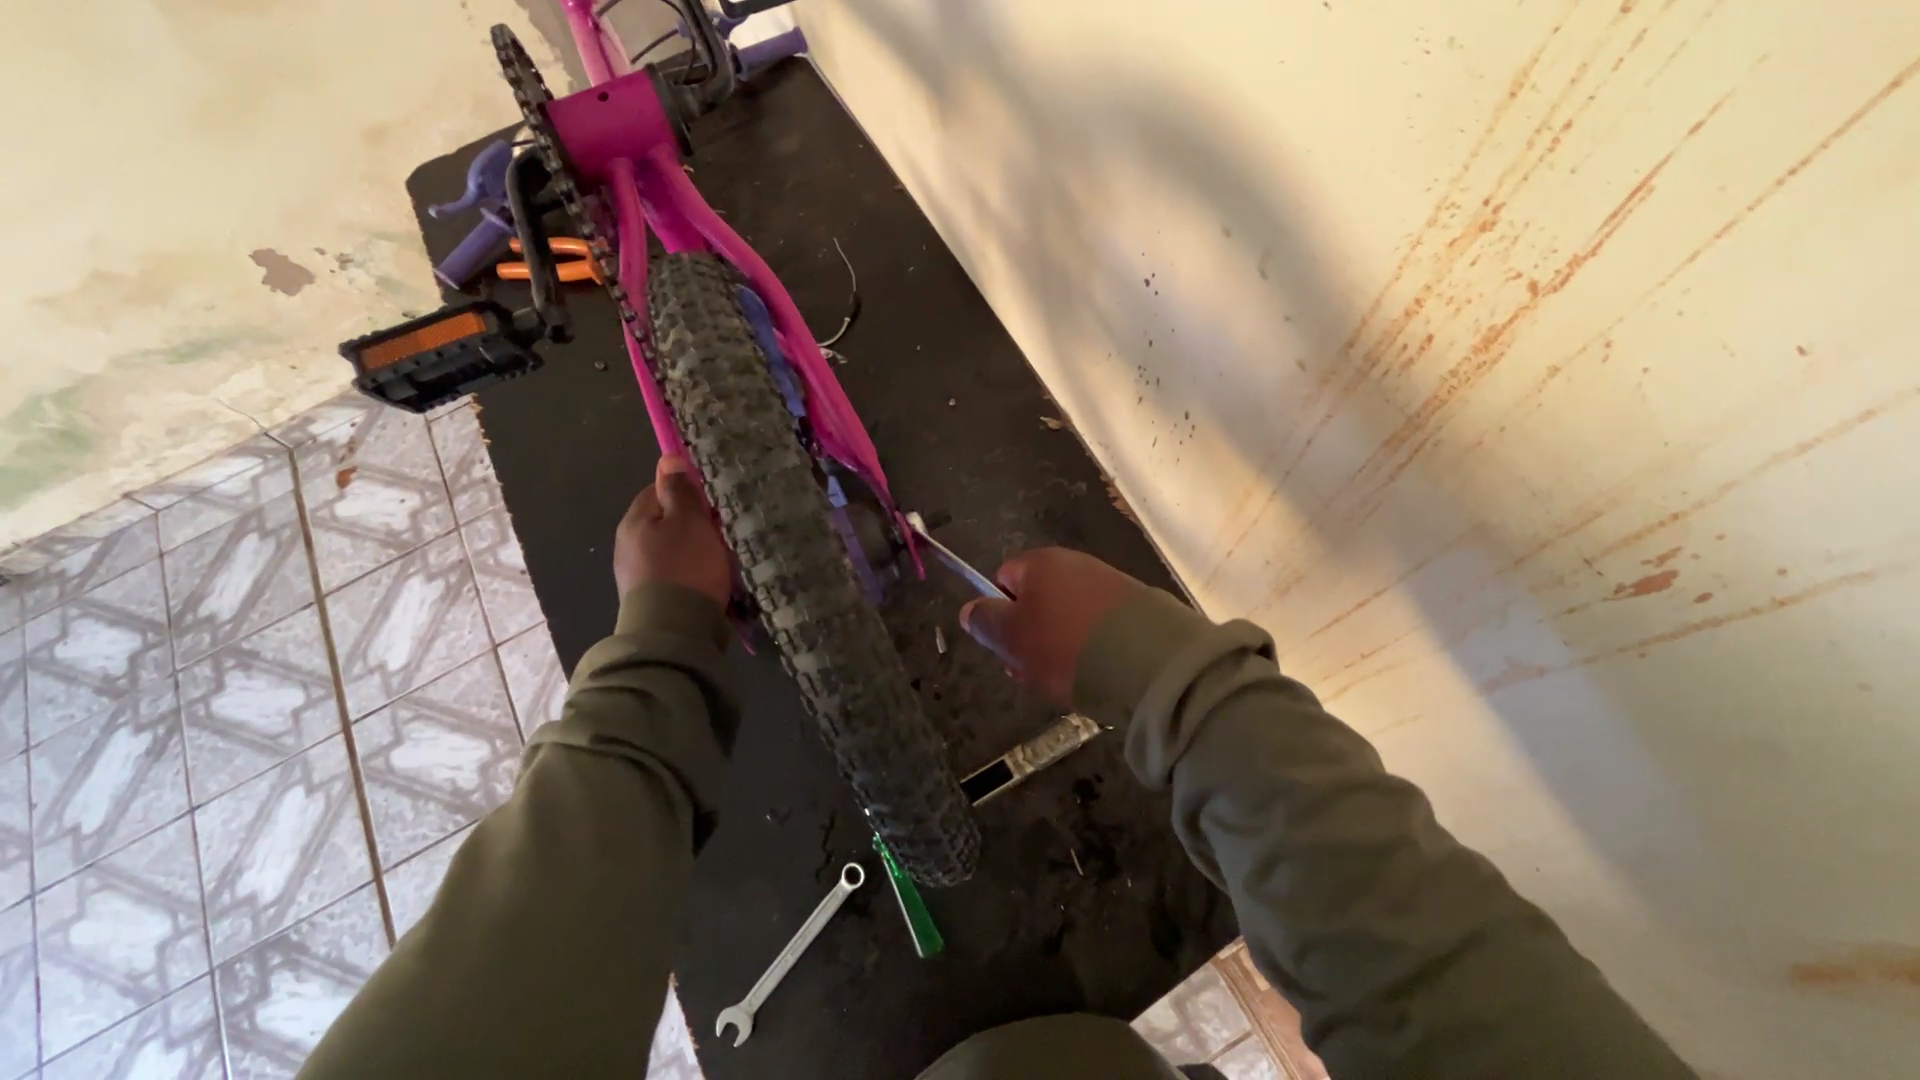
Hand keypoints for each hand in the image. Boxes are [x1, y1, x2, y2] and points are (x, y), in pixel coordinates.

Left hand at [613, 456, 733, 605]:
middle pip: (665, 523)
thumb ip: (680, 491)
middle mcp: (628, 546)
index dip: (686, 492)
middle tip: (722, 532)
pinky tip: (710, 581)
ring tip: (721, 559)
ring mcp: (638, 576)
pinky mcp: (652, 601)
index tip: (712, 502)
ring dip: (694, 552)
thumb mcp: (688, 521)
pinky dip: (693, 574)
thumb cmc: (684, 567)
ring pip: (672, 551)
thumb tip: (668, 459)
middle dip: (693, 525)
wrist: (675, 631)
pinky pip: (677, 576)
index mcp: (634, 521)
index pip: (658, 491)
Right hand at [959, 547, 1145, 705]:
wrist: (1146, 662)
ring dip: (1062, 645)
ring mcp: (1111, 584)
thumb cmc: (1065, 647)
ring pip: (1070, 616)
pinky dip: (1094, 648)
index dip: (999, 612)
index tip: (1006, 646)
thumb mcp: (1011, 639)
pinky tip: (1099, 673)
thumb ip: (985, 621)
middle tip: (1034, 670)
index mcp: (1041, 562)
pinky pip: (1101, 628)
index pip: (1004, 577)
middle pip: (1039, 599)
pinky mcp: (1139, 609)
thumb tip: (971, 609)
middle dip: (1031, 635)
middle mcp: (1077, 564)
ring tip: (1069, 678)